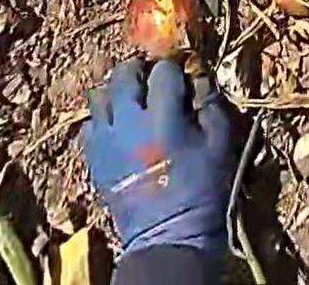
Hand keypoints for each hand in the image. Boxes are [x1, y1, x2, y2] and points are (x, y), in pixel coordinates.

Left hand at [82, 59, 235, 259]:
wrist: (170, 241)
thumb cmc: (202, 190)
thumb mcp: (219, 142)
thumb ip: (209, 102)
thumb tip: (198, 76)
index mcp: (162, 117)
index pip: (162, 69)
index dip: (174, 68)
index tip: (182, 76)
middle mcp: (128, 122)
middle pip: (123, 72)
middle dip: (141, 70)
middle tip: (154, 81)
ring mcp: (105, 141)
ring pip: (99, 95)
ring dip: (117, 92)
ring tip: (134, 102)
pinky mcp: (94, 160)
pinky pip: (89, 125)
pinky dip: (103, 120)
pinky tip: (120, 128)